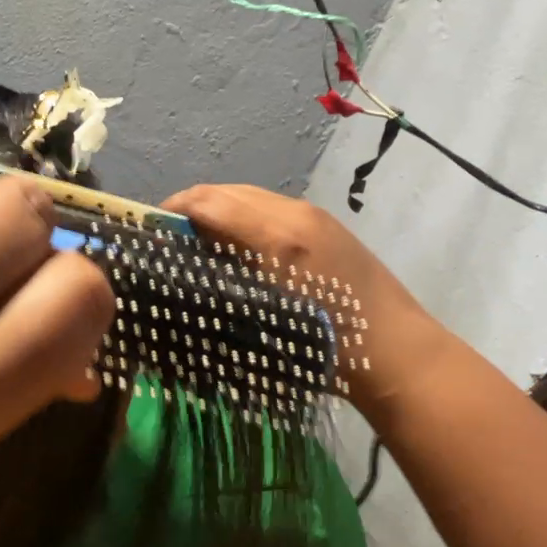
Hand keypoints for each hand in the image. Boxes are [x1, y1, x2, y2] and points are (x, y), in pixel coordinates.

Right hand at [160, 184, 452, 419]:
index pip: (208, 201)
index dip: (172, 210)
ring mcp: (313, 218)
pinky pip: (270, 209)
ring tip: (198, 243)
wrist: (398, 355)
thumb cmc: (326, 349)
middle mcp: (294, 214)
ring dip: (217, 212)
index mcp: (277, 235)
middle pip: (227, 191)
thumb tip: (181, 265)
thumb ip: (220, 281)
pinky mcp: (325, 227)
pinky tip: (237, 249)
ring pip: (249, 197)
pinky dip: (242, 218)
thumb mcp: (262, 320)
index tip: (148, 230)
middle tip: (168, 239)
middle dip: (191, 208)